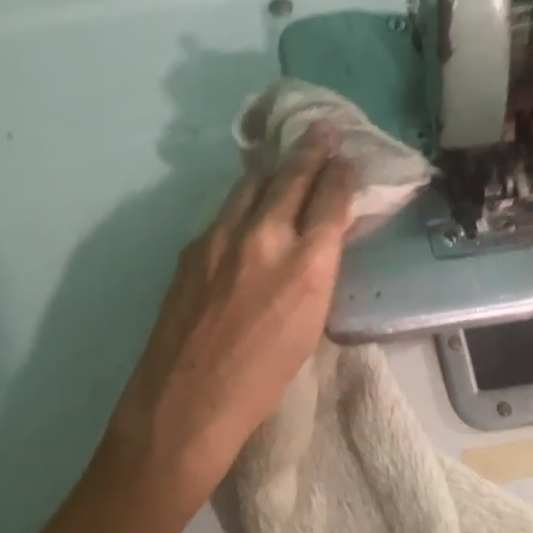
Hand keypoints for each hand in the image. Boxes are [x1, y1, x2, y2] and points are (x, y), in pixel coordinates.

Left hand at [98, 121, 359, 520]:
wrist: (185, 404)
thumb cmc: (261, 383)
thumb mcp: (309, 324)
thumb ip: (316, 271)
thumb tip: (321, 237)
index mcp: (306, 266)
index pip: (332, 198)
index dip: (342, 173)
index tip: (347, 158)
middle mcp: (266, 238)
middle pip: (293, 176)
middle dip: (312, 149)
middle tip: (322, 128)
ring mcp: (222, 237)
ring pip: (252, 184)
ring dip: (273, 169)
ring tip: (285, 158)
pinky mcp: (193, 246)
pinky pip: (226, 210)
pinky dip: (244, 201)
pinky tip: (247, 206)